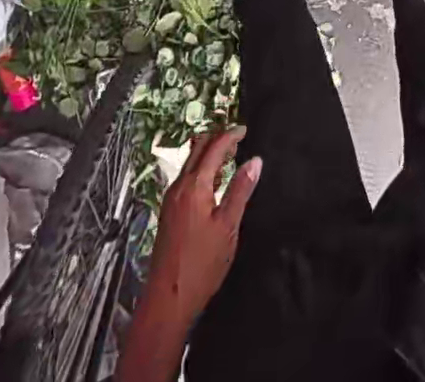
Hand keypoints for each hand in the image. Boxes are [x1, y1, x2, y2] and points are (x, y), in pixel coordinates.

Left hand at [144, 127, 260, 324]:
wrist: (169, 296)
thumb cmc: (202, 263)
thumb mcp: (228, 226)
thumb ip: (240, 190)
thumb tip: (255, 160)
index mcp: (195, 185)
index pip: (213, 148)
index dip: (230, 136)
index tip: (245, 129)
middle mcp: (179, 185)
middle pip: (198, 150)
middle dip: (217, 139)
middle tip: (239, 140)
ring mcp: (172, 198)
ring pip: (191, 163)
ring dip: (209, 155)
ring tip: (231, 157)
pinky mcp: (170, 210)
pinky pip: (187, 178)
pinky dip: (202, 170)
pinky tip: (215, 183)